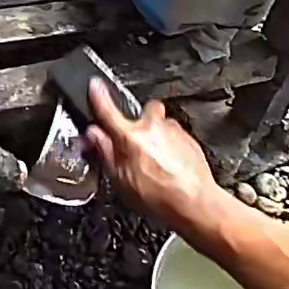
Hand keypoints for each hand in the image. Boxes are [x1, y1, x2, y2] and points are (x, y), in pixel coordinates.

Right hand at [84, 81, 227, 229]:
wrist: (194, 202)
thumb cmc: (159, 196)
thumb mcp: (120, 179)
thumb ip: (104, 152)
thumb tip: (94, 135)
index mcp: (130, 136)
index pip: (108, 110)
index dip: (99, 96)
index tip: (95, 85)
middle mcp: (152, 127)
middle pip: (143, 112)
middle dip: (139, 122)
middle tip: (135, 142)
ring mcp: (173, 130)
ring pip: (161, 123)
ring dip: (156, 135)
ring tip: (155, 161)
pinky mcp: (189, 138)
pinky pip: (175, 135)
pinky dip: (171, 145)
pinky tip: (169, 166)